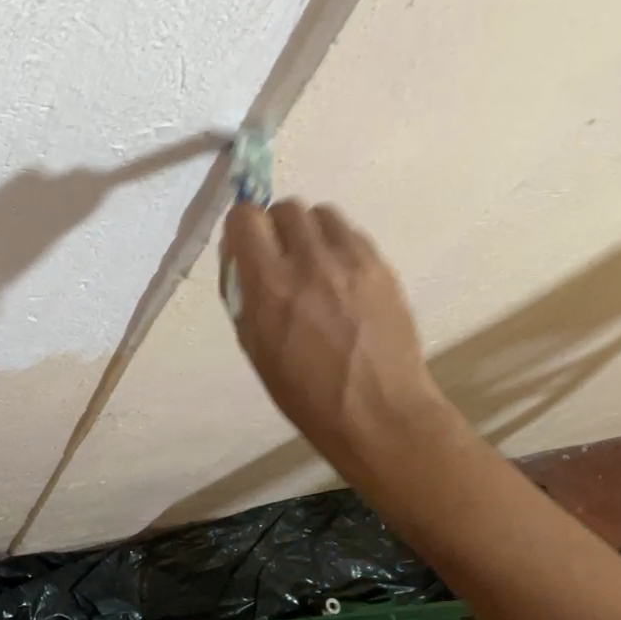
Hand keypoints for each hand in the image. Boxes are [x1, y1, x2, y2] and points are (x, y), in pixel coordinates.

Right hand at [221, 199, 447, 470]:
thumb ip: (242, 292)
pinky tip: (340, 275)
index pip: (244, 218)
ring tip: (313, 260)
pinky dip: (338, 244)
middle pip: (285, 207)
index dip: (240, 226)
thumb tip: (239, 255)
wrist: (377, 413)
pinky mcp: (381, 267)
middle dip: (275, 225)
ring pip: (321, 213)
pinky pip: (351, 233)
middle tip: (279, 253)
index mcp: (269, 286)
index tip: (244, 243)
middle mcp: (309, 263)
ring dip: (309, 230)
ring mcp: (351, 262)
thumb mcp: (253, 344)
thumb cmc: (303, 390)